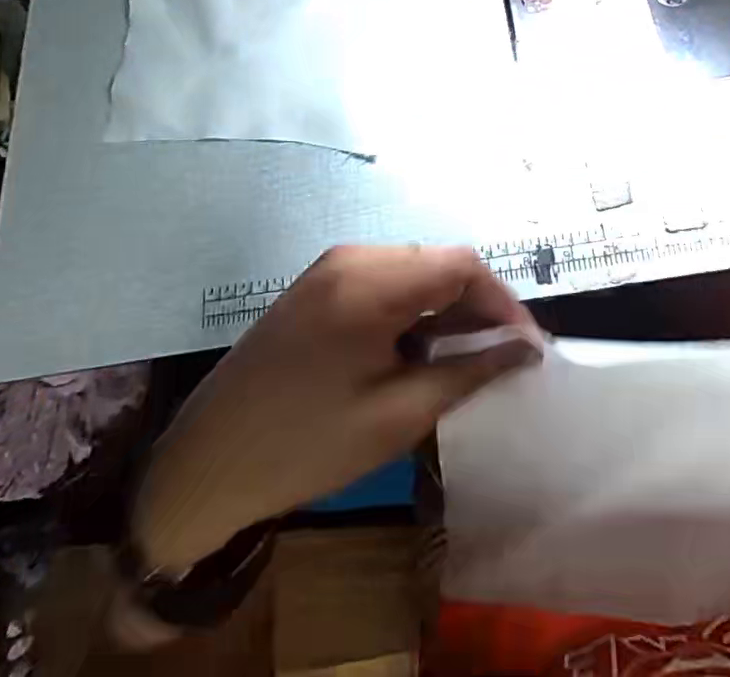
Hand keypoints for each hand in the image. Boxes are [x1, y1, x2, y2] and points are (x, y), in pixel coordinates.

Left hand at [131, 245, 541, 570]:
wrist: (201, 470)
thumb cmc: (306, 446)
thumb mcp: (401, 414)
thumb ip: (472, 370)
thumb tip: (528, 349)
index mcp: (368, 284)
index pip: (463, 266)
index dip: (504, 302)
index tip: (526, 346)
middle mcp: (350, 259)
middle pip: (440, 262)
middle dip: (480, 304)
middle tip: (503, 353)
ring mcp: (329, 268)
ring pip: (417, 269)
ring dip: (450, 306)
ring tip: (470, 353)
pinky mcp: (317, 285)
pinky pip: (387, 280)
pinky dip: (417, 307)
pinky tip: (424, 345)